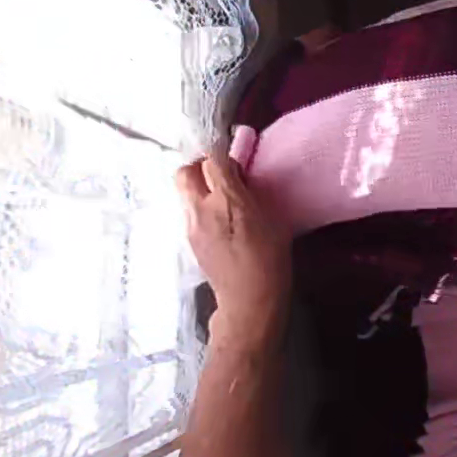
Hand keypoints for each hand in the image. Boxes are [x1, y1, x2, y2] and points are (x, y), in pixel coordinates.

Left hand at [176, 147, 291, 348]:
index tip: (237, 163)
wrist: (249, 299)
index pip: (213, 160)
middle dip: (200, 168)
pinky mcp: (189, 240)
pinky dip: (201, 208)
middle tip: (220, 176)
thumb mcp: (272, 221)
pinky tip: (220, 223)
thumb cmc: (271, 260)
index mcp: (228, 200)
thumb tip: (242, 179)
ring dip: (200, 189)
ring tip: (222, 201)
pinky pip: (190, 212)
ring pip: (184, 192)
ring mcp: (190, 225)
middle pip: (184, 172)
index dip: (223, 156)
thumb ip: (253, 196)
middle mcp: (202, 209)